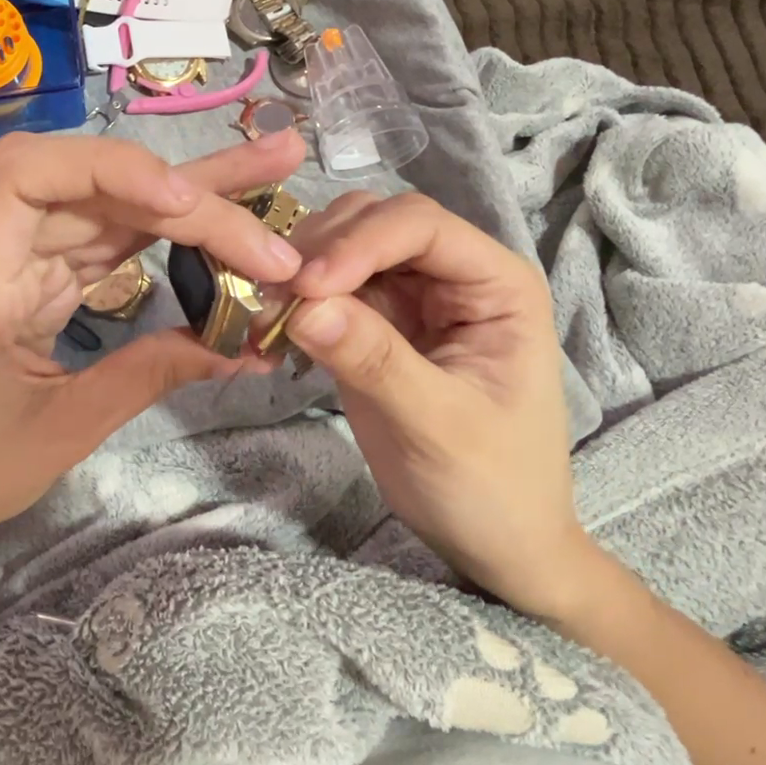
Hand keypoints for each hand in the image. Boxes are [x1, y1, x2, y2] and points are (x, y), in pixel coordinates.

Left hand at [0, 131, 306, 569]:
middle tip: (278, 175)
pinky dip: (165, 232)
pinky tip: (219, 221)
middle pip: (91, 185)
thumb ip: (151, 374)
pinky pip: (109, 238)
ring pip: (109, 204)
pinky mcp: (44, 276)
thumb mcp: (65, 429)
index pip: (25, 174)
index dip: (106, 167)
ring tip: (270, 172)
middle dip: (184, 186)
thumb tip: (246, 344)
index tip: (182, 201)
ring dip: (188, 193)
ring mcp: (22, 258)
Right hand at [283, 192, 591, 615]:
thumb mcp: (438, 427)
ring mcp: (412, 299)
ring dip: (302, 270)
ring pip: (344, 248)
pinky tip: (272, 326)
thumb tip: (305, 306)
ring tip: (269, 311)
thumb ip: (377, 361)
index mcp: (496, 285)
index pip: (421, 226)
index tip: (306, 287)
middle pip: (376, 223)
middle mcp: (453, 276)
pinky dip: (295, 301)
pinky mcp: (375, 325)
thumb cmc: (490, 486)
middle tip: (273, 294)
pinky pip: (327, 291)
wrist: (492, 541)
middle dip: (322, 249)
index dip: (360, 243)